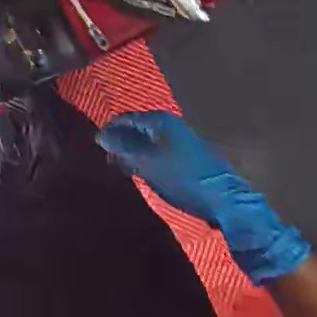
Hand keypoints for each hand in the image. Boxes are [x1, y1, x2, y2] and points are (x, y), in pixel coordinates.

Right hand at [96, 110, 310, 283]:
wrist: (224, 199)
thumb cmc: (183, 176)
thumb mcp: (149, 163)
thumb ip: (124, 148)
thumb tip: (100, 135)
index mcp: (160, 120)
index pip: (126, 118)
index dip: (108, 129)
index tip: (92, 145)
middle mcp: (169, 125)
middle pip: (136, 128)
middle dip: (118, 141)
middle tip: (101, 158)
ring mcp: (177, 141)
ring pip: (145, 142)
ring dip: (130, 153)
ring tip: (114, 168)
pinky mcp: (183, 158)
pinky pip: (155, 153)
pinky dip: (142, 161)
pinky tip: (135, 174)